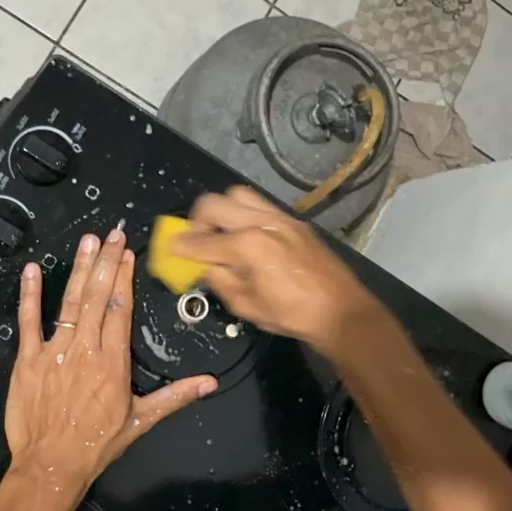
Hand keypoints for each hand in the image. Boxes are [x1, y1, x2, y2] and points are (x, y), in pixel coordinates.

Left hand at [4, 227, 215, 498]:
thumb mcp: (141, 420)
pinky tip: (33, 270)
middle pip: (98, 296)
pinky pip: (28, 321)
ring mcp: (55, 350)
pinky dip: (30, 294)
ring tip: (89, 241)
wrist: (51, 465)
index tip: (129, 253)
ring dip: (80, 268)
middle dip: (107, 261)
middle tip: (113, 233)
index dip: (125, 277)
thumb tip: (210, 383)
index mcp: (113, 361)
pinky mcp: (28, 358)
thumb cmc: (97, 444)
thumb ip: (176, 396)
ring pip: (70, 301)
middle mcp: (86, 349)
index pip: (121, 309)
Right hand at [169, 186, 381, 351]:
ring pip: (238, 195)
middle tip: (196, 240)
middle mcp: (262, 223)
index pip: (203, 242)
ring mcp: (280, 218)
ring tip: (221, 232)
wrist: (340, 310)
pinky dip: (244, 214)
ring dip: (222, 210)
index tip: (171, 247)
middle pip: (214, 204)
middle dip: (197, 221)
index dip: (182, 247)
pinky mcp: (294, 221)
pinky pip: (260, 205)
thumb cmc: (292, 315)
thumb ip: (221, 282)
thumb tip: (207, 267)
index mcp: (248, 247)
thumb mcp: (247, 306)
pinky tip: (245, 236)